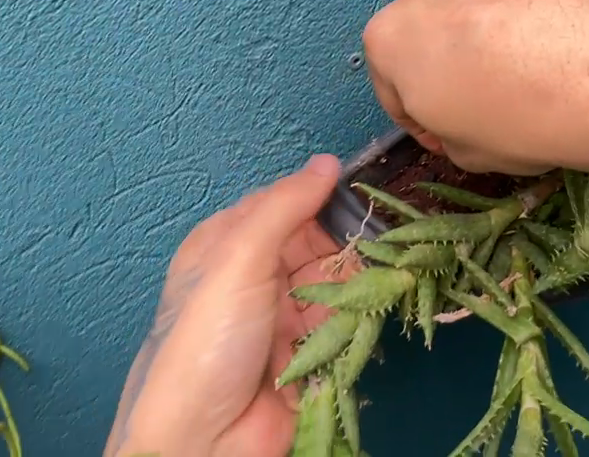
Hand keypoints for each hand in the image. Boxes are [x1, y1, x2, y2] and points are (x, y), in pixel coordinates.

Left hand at [104, 155, 353, 456]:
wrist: (202, 447)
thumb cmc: (208, 339)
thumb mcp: (240, 256)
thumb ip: (286, 205)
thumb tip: (328, 161)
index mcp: (227, 243)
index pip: (283, 203)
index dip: (321, 194)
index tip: (364, 185)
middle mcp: (254, 274)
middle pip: (314, 240)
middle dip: (346, 237)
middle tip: (383, 233)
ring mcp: (280, 315)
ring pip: (333, 278)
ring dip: (357, 276)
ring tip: (386, 268)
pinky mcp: (306, 353)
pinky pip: (342, 321)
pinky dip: (360, 312)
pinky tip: (377, 302)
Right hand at [361, 0, 588, 178]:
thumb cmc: (522, 118)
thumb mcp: (470, 154)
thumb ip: (448, 131)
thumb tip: (462, 117)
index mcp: (387, 40)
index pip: (390, 87)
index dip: (420, 119)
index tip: (451, 132)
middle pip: (424, 33)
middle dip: (445, 62)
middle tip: (488, 94)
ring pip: (463, 1)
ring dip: (479, 27)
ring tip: (528, 60)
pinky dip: (517, 4)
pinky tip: (554, 32)